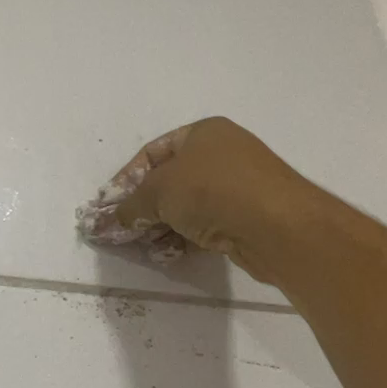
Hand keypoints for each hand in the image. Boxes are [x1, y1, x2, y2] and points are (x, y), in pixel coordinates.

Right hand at [112, 117, 322, 284]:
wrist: (277, 226)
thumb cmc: (212, 190)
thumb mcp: (158, 191)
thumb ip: (131, 205)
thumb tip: (113, 219)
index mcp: (203, 133)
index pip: (151, 153)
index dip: (125, 179)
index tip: (109, 206)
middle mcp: (222, 155)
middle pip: (169, 181)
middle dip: (142, 207)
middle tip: (121, 230)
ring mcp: (237, 187)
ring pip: (186, 206)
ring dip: (161, 226)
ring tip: (142, 246)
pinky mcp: (246, 218)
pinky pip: (205, 225)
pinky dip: (184, 237)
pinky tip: (167, 254)